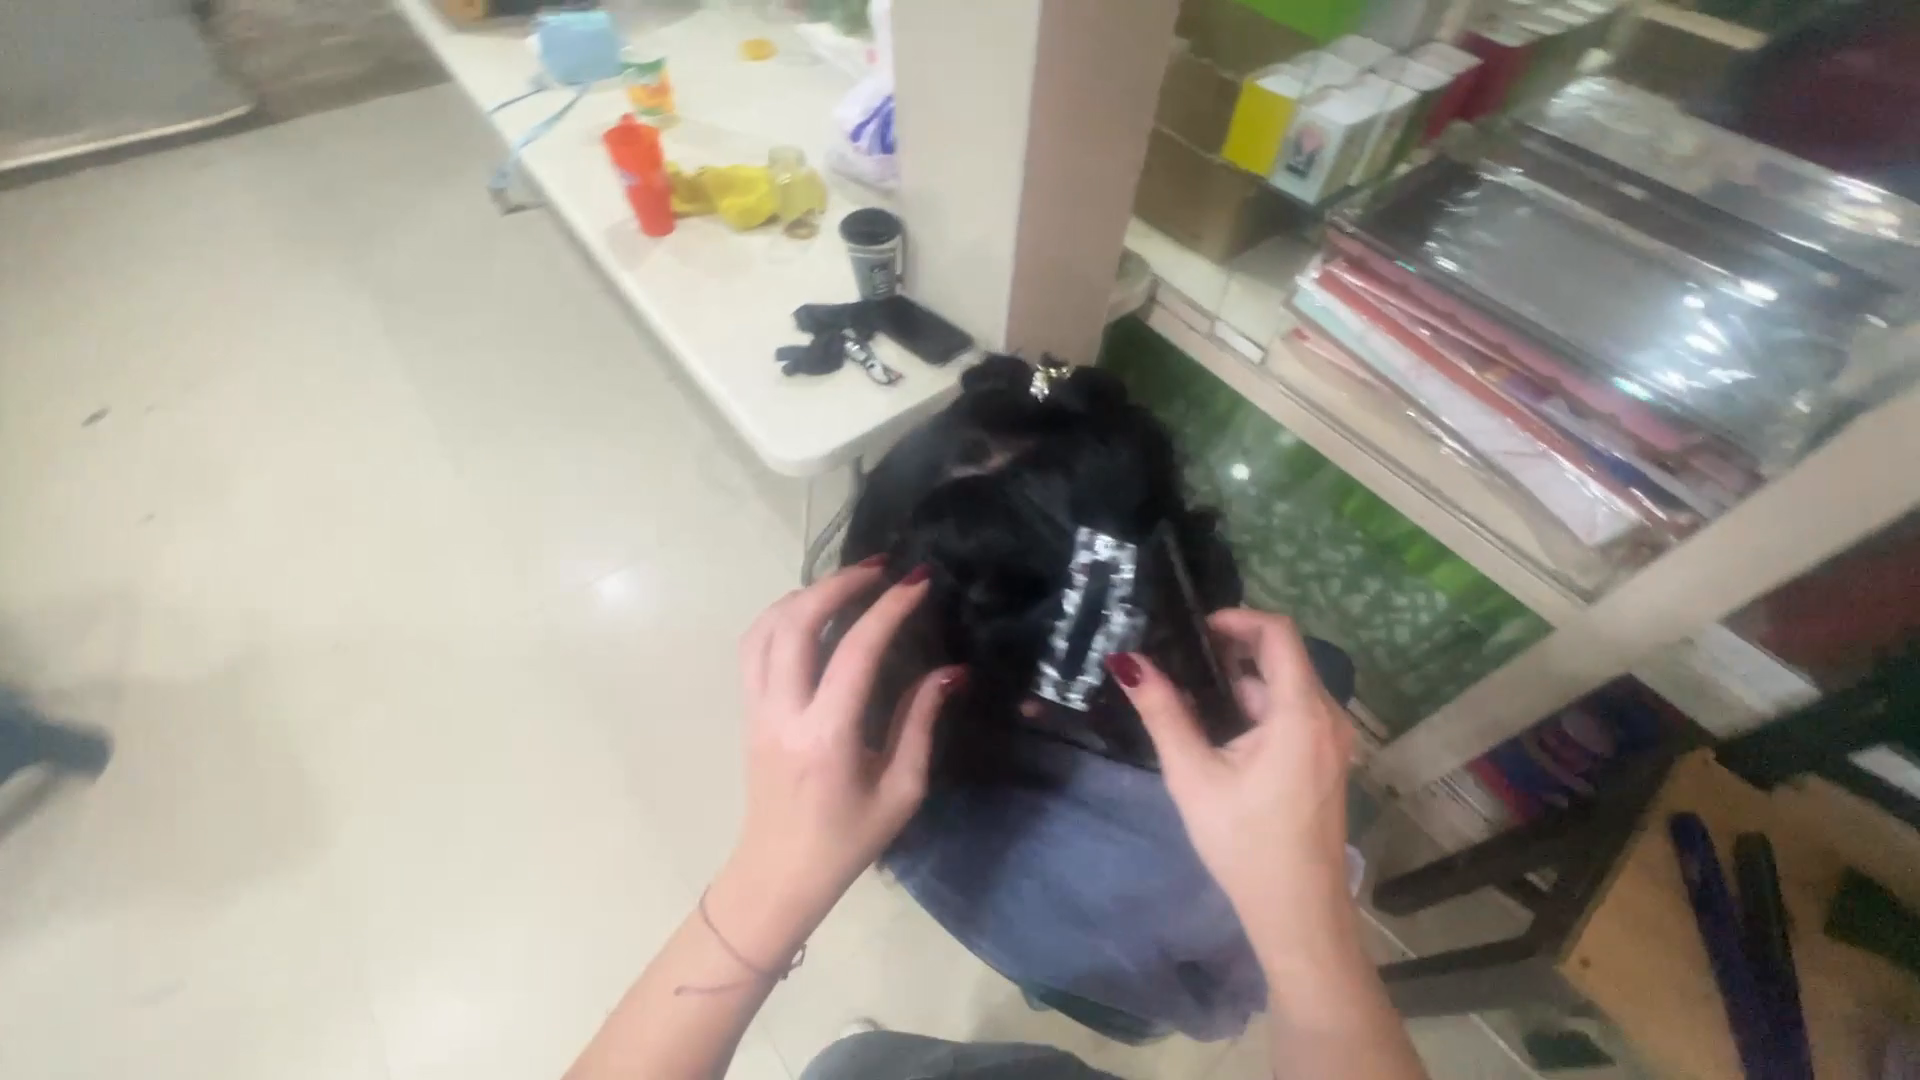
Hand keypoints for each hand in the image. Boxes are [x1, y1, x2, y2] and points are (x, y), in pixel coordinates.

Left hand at [721, 561, 961, 931]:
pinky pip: (753, 645)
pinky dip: (781, 614)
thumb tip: (950, 671)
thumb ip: (920, 723)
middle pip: (798, 623)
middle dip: (840, 583)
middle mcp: (783, 712)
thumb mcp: (901, 790)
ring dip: (807, 592)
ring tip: (848, 581)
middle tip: (880, 567)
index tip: (919, 581)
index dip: (890, 608)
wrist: (779, 874)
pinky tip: (811, 610)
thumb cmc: (847, 840)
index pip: (857, 651)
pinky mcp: (747, 709)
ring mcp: (756, 708)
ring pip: (767, 627)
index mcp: (827, 735)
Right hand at [1107, 610, 1354, 949]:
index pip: (1279, 633)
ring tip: (1189, 692)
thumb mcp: (1193, 773)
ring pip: (1284, 685)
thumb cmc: (1243, 841)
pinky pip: (1292, 710)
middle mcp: (1327, 716)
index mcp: (1301, 714)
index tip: (1193, 628)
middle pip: (1282, 656)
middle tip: (1178, 657)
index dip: (1236, 618)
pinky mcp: (1327, 757)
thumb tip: (1126, 661)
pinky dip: (1256, 705)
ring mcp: (1333, 739)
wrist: (1297, 913)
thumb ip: (1162, 711)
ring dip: (1240, 680)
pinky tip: (1219, 728)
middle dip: (1230, 650)